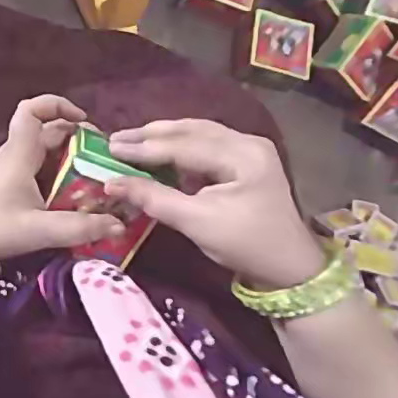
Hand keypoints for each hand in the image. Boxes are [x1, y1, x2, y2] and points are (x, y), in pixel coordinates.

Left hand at [0, 96, 125, 259]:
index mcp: (19, 154)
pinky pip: (39, 169)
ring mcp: (10, 170)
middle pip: (47, 131)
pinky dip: (58, 174)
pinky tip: (74, 194)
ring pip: (44, 151)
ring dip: (69, 157)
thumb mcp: (38, 230)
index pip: (32, 110)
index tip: (82, 122)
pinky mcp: (9, 185)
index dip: (57, 105)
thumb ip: (79, 228)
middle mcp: (15, 155)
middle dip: (76, 137)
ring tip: (95, 175)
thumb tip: (119, 225)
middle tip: (102, 156)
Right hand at [104, 119, 326, 288]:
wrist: (288, 267)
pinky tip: (157, 151)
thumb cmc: (245, 245)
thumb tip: (112, 183)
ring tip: (131, 141)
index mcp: (243, 155)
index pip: (184, 145)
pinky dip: (178, 146)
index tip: (110, 148)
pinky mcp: (244, 160)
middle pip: (191, 130)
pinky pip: (204, 144)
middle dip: (151, 135)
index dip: (144, 148)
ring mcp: (248, 149)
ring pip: (197, 133)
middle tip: (115, 140)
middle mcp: (248, 142)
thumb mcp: (196, 223)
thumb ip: (154, 199)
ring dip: (163, 137)